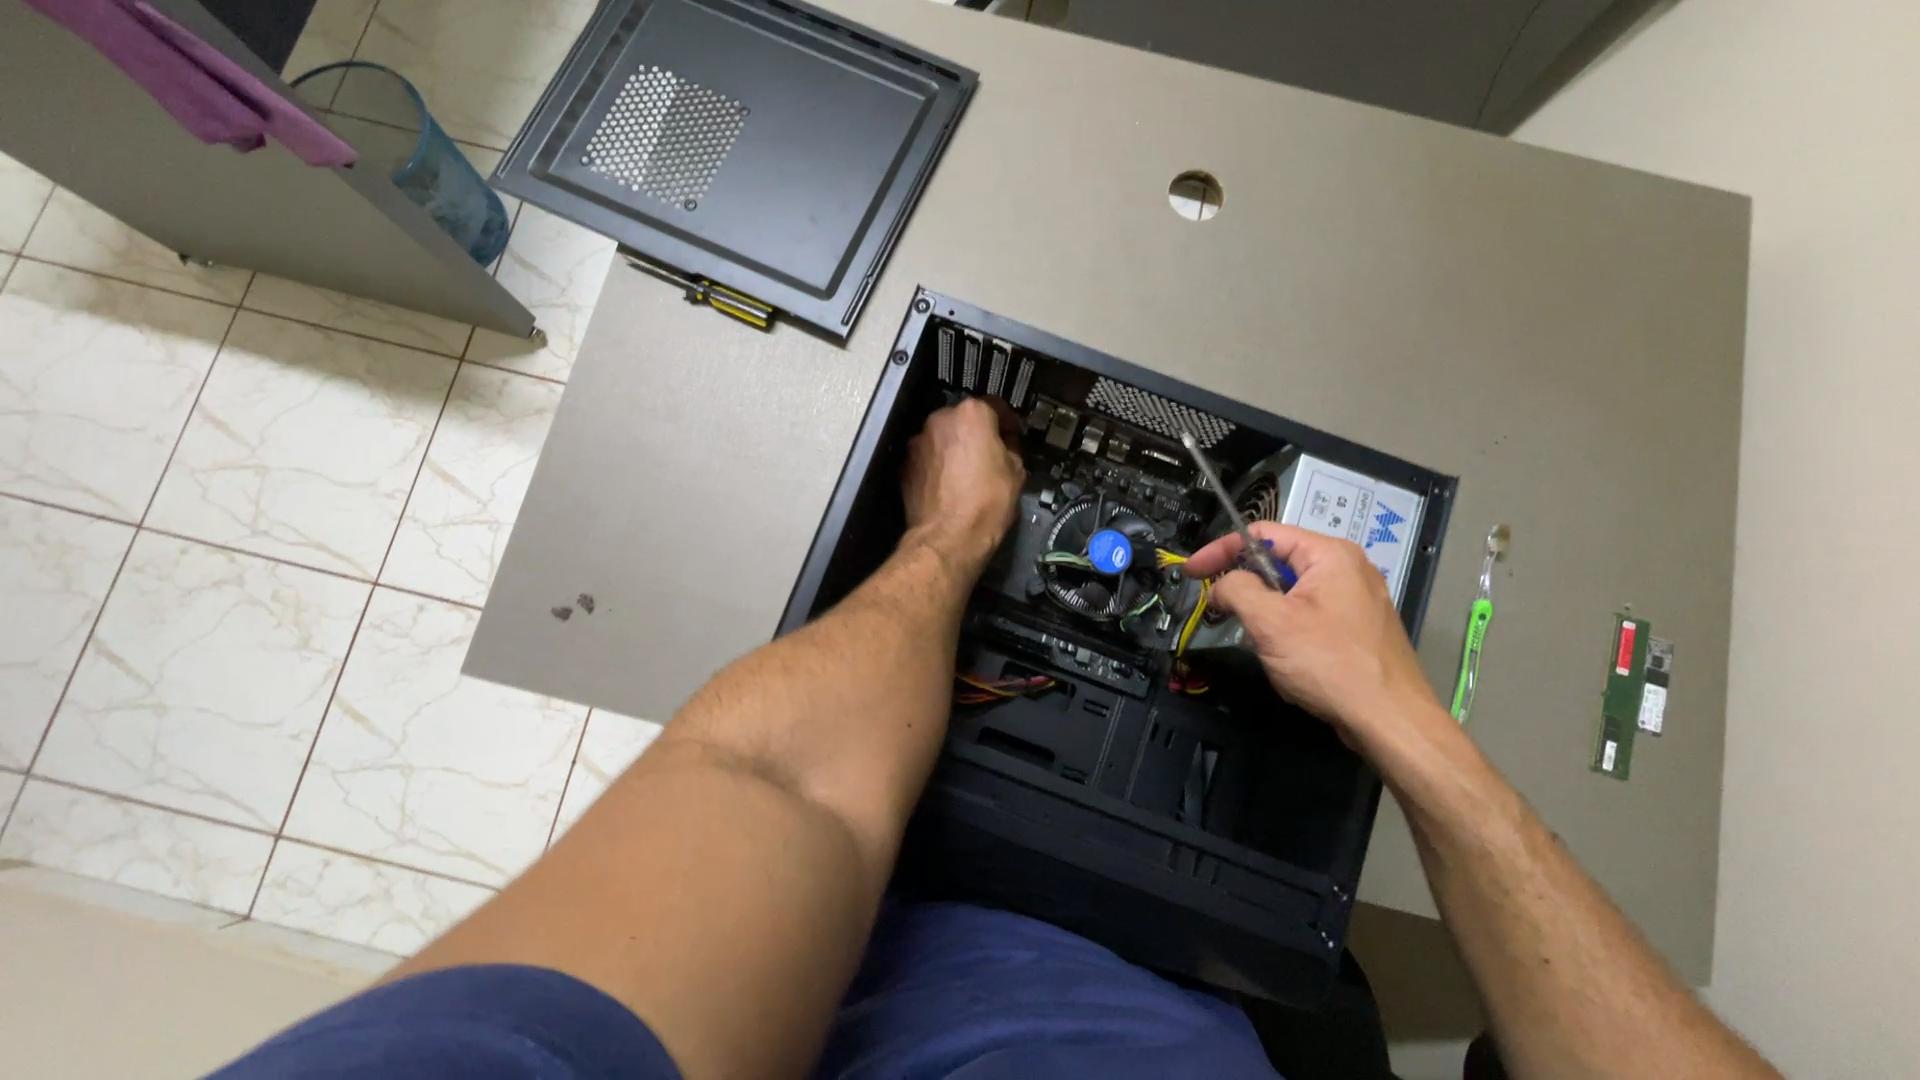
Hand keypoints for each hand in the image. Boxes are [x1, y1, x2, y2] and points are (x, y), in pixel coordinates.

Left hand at [902, 398, 1024, 569]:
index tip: (1013, 435)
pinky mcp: (906, 465)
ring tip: (970, 474)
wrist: (948, 538)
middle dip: (978, 434)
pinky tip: (951, 486)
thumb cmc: (985, 505)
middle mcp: (940, 421)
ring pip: (944, 438)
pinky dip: (939, 466)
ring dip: (956, 449)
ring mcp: (918, 442)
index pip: (996, 406)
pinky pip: (928, 458)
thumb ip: (1011, 449)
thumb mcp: (1016, 473)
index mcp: (972, 415)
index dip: (1009, 422)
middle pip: (965, 419)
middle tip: (992, 455)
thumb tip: (1007, 448)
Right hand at [1183, 523, 1443, 744]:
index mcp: (1330, 554)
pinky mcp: (1358, 629)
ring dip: (1266, 618)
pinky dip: (1287, 632)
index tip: (1191, 572)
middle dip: (1247, 591)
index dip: (1220, 549)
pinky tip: (1288, 662)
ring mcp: (1357, 600)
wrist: (1390, 720)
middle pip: (1278, 564)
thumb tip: (1222, 584)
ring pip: (1291, 595)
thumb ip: (1237, 590)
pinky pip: (1309, 617)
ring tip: (1266, 648)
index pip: (1263, 534)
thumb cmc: (1329, 663)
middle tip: (1225, 615)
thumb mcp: (1270, 622)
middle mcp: (1348, 568)